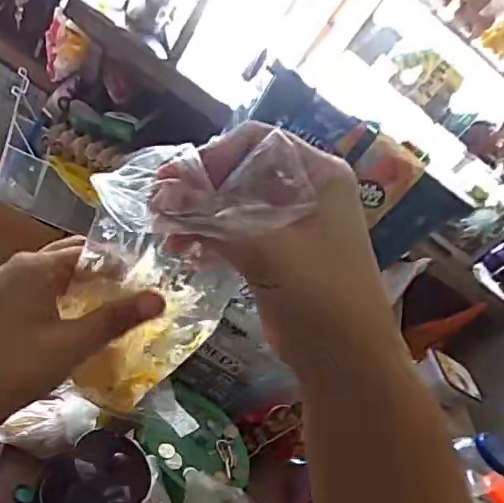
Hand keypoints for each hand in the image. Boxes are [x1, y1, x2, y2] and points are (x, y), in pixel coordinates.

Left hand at [0, 237, 163, 418]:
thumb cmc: (17, 366)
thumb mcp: (72, 343)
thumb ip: (115, 319)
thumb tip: (158, 299)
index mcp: (35, 266)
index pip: (88, 251)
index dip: (120, 266)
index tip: (147, 283)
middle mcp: (19, 268)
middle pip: (70, 261)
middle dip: (103, 276)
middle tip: (134, 296)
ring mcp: (7, 288)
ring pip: (55, 279)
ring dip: (84, 291)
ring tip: (114, 310)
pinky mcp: (2, 309)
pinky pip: (41, 295)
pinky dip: (64, 304)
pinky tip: (79, 325)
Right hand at [157, 123, 399, 372]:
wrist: (345, 359)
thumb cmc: (320, 297)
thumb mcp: (268, 251)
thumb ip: (214, 220)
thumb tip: (161, 194)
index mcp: (317, 176)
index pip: (258, 143)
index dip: (213, 157)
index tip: (175, 181)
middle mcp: (304, 194)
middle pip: (240, 175)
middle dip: (197, 190)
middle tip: (158, 207)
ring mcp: (288, 228)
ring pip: (232, 208)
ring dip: (197, 218)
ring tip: (166, 237)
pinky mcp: (275, 258)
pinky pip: (234, 237)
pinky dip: (207, 241)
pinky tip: (183, 254)